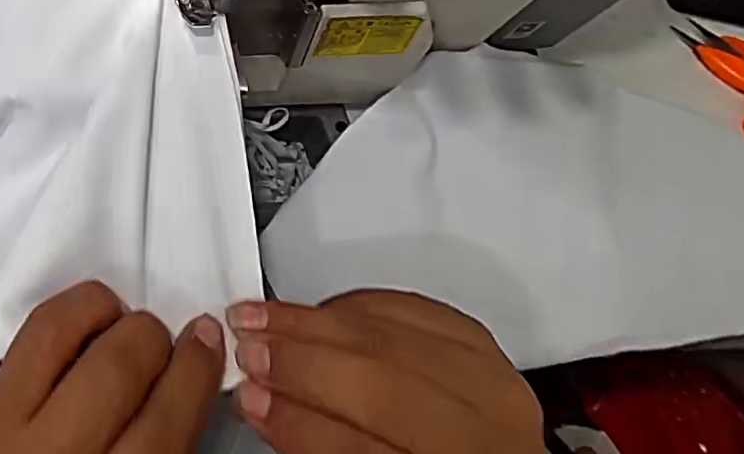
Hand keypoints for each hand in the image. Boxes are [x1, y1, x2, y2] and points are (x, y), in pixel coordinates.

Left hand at [0, 281, 225, 453]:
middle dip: (150, 338)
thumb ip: (164, 433)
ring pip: (57, 328)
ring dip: (101, 310)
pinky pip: (26, 328)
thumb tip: (196, 357)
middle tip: (158, 341)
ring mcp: (3, 429)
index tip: (205, 340)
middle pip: (114, 370)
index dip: (194, 370)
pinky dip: (63, 313)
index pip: (163, 426)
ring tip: (116, 323)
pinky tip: (80, 329)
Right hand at [226, 290, 542, 453]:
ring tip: (263, 316)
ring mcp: (494, 388)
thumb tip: (263, 400)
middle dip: (300, 360)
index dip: (301, 423)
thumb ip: (326, 443)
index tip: (252, 398)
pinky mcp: (484, 348)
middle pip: (384, 383)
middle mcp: (492, 439)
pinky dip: (357, 303)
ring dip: (314, 320)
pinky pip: (412, 308)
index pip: (368, 448)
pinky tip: (320, 306)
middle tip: (248, 347)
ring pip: (391, 335)